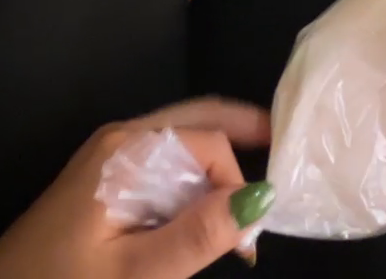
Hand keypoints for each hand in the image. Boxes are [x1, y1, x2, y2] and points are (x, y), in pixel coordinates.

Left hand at [0, 97, 277, 278]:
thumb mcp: (134, 275)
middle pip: (196, 121)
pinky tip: (204, 211)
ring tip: (248, 200)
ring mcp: (109, 158)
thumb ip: (196, 236)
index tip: (250, 237)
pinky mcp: (102, 182)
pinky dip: (190, 183)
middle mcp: (120, 140)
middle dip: (240, 133)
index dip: (236, 181)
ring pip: (179, 143)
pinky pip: (159, 167)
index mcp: (126, 150)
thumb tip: (261, 196)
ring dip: (216, 165)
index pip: (205, 142)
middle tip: (283, 150)